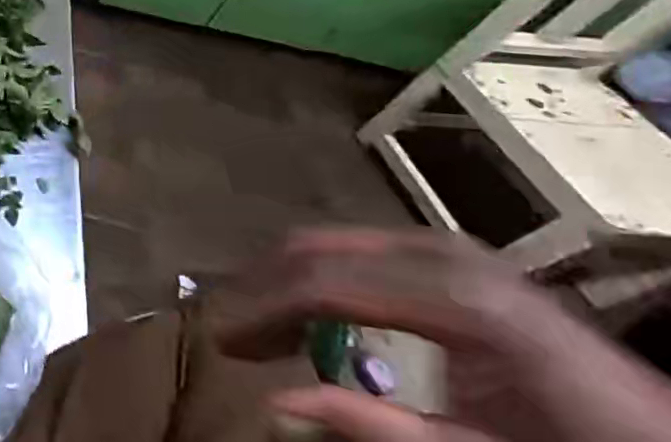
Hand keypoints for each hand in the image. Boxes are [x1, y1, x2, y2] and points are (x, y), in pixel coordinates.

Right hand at [212, 228, 670, 441]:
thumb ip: (383, 431)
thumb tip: (276, 406)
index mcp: (454, 294)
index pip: (324, 281)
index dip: (260, 308)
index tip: (217, 339)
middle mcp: (442, 252)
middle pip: (319, 248)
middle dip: (262, 288)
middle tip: (224, 332)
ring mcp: (448, 251)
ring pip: (334, 246)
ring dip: (287, 285)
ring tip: (256, 328)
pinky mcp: (453, 265)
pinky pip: (363, 260)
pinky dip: (324, 286)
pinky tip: (312, 321)